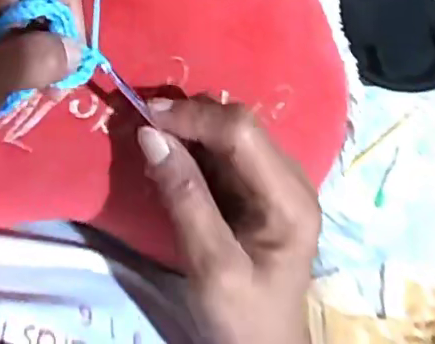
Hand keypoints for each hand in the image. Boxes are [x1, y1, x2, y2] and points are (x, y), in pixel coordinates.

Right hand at [138, 95, 320, 343]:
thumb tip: (150, 134)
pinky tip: (169, 157)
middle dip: (188, 117)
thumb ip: (184, 197)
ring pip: (226, 126)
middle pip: (236, 121)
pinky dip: (190, 141)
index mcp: (290, 199)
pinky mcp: (256, 182)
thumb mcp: (210, 267)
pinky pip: (221, 144)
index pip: (240, 131)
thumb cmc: (242, 317)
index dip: (192, 116)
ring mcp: (275, 177)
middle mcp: (290, 177)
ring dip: (187, 126)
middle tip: (145, 128)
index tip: (146, 118)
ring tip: (153, 142)